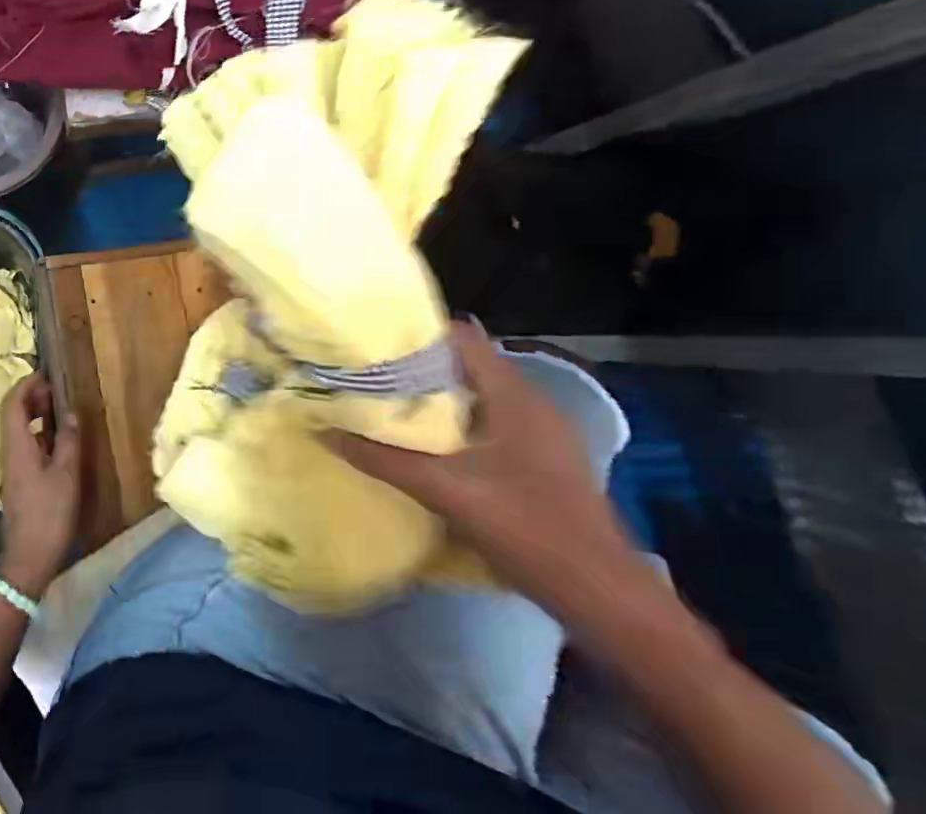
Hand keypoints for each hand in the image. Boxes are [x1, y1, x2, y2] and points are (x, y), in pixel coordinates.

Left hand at [0, 373, 81, 597]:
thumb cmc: (48, 513)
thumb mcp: (65, 475)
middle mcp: (8, 450)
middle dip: (31, 396)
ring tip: (59, 410)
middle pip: (12, 413)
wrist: (28, 555)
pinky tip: (57, 439)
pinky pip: (24, 443)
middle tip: (56, 390)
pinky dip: (37, 432)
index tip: (47, 375)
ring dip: (34, 414)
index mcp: (16, 445)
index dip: (27, 385)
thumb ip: (67, 440)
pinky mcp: (18, 478)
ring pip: (17, 428)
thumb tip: (69, 413)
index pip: (13, 403)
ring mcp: (11, 465)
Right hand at [325, 321, 648, 615]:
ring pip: (474, 395)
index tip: (370, 339)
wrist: (600, 592)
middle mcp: (530, 404)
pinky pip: (484, 421)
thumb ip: (383, 459)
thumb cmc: (527, 528)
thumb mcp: (444, 490)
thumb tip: (326, 432)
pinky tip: (419, 441)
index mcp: (515, 397)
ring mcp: (538, 432)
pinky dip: (449, 421)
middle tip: (364, 372)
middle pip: (464, 365)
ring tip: (381, 401)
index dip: (415, 332)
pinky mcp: (537, 458)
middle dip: (414, 365)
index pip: (462, 338)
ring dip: (430, 396)